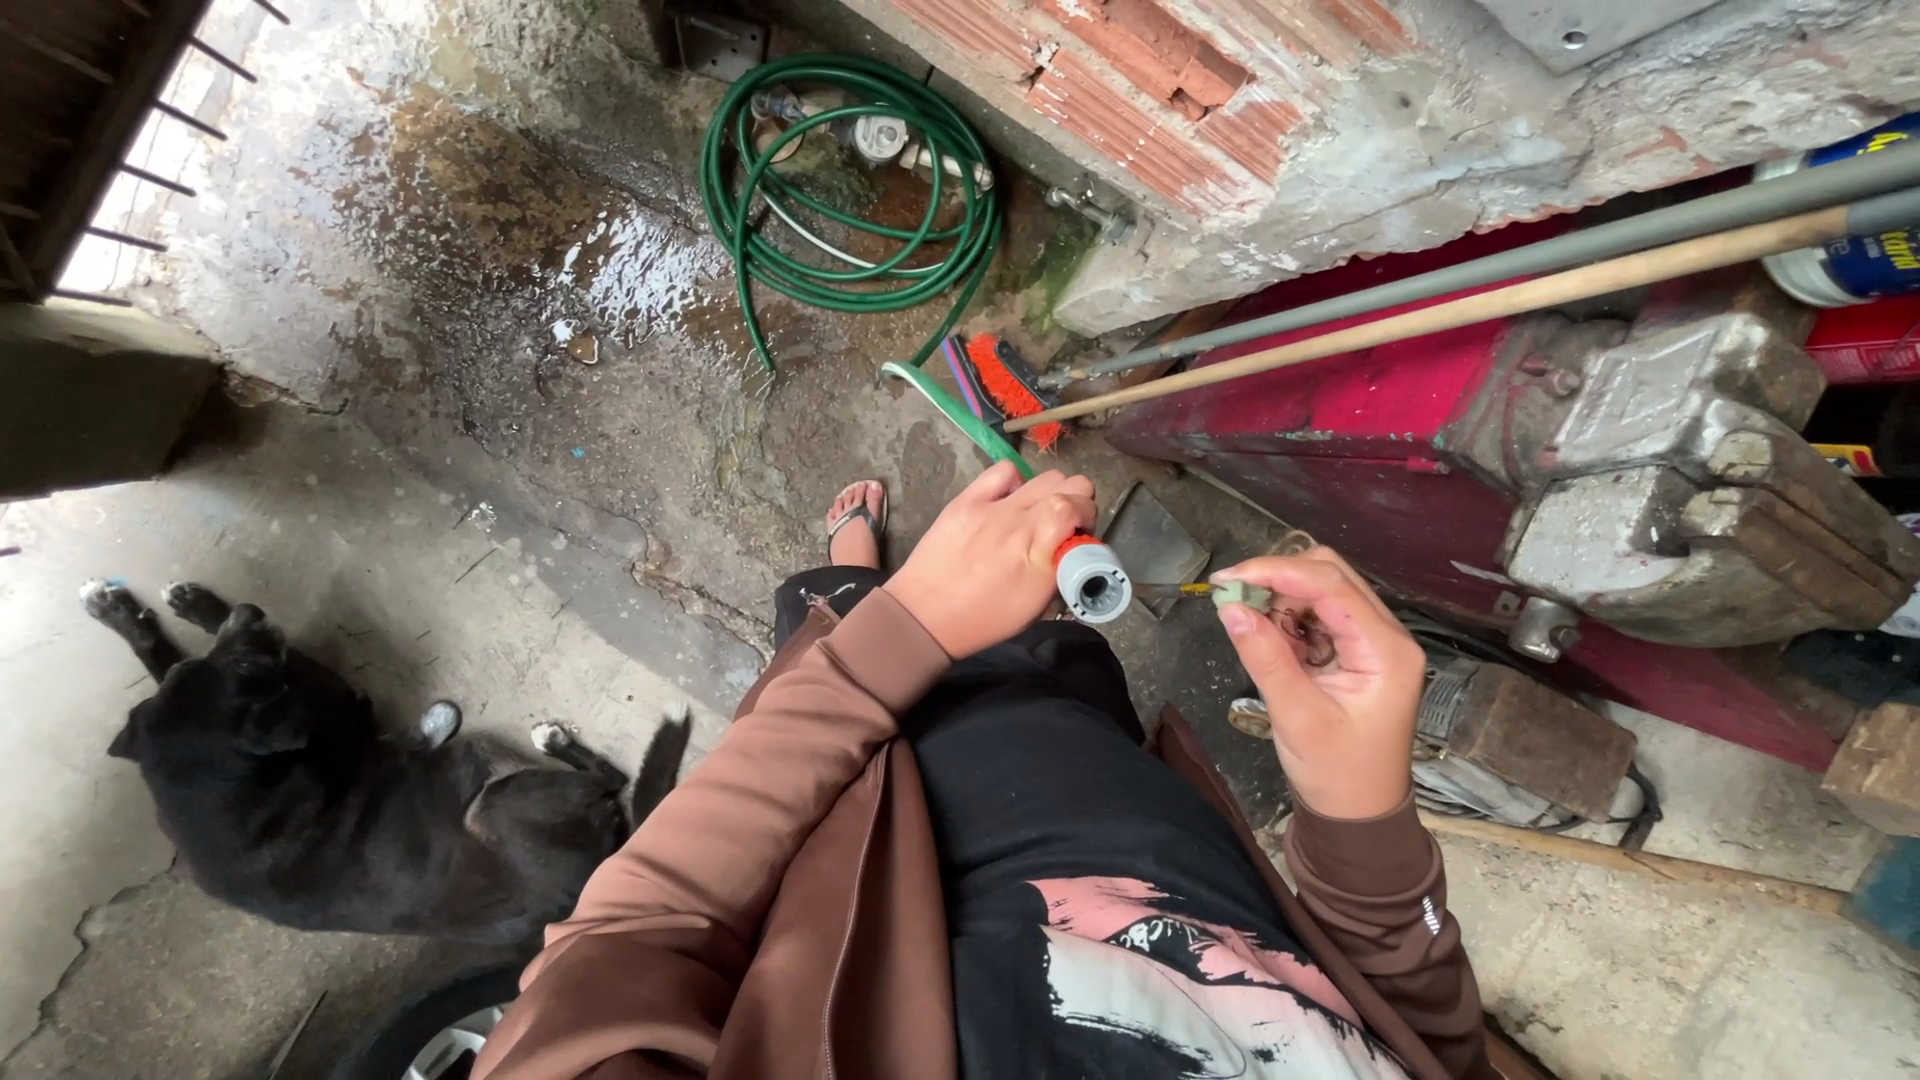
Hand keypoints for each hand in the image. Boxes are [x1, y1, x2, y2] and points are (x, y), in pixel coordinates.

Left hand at [884, 462, 1095, 657]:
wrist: (925, 615)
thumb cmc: (982, 621)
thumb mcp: (1036, 609)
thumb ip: (1061, 573)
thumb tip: (1073, 550)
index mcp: (1041, 559)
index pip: (1079, 508)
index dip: (1088, 517)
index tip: (1079, 534)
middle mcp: (1022, 527)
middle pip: (1073, 483)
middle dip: (1077, 501)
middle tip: (1062, 523)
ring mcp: (993, 509)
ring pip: (1046, 474)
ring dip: (1051, 491)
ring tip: (1035, 513)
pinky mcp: (967, 500)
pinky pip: (1005, 471)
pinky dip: (1015, 481)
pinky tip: (1008, 501)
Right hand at [1213, 548, 1424, 820]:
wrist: (1359, 812)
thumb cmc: (1336, 771)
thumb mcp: (1295, 716)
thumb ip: (1264, 657)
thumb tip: (1229, 606)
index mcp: (1385, 650)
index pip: (1330, 585)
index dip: (1275, 572)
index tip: (1226, 579)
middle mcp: (1385, 634)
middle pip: (1329, 574)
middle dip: (1276, 577)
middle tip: (1230, 595)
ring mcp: (1370, 640)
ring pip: (1321, 588)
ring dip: (1279, 596)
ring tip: (1249, 625)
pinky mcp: (1352, 648)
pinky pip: (1316, 612)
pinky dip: (1285, 615)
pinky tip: (1268, 639)